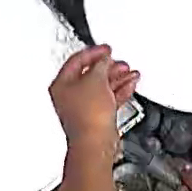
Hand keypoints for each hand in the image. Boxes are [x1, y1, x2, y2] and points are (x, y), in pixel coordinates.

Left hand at [50, 44, 137, 165]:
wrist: (96, 142)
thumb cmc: (88, 115)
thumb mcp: (96, 79)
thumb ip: (101, 65)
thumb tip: (104, 59)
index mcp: (62, 84)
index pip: (77, 61)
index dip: (93, 52)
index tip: (106, 48)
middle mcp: (69, 96)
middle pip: (90, 75)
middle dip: (107, 67)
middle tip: (118, 61)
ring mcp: (83, 108)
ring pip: (101, 87)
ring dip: (116, 78)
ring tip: (130, 72)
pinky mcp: (96, 118)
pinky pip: (108, 99)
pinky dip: (119, 91)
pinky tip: (130, 84)